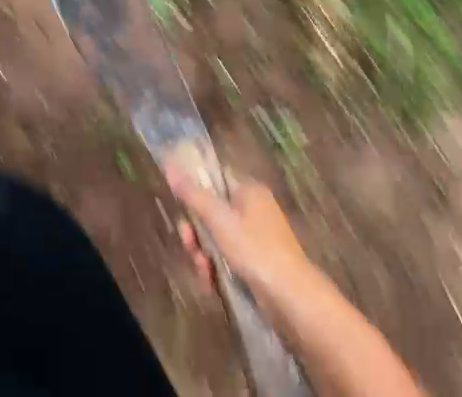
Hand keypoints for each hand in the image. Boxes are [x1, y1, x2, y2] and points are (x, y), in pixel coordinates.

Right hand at [166, 165, 319, 302]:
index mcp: (249, 191)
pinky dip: (215, 265)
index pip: (213, 177)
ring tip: (202, 268)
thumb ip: (192, 193)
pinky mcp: (256, 260)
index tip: (178, 204)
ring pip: (215, 235)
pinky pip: (226, 254)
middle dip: (195, 229)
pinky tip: (209, 279)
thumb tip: (168, 163)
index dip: (193, 188)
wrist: (293, 298)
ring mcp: (255, 236)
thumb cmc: (256, 250)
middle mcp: (253, 209)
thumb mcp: (218, 219)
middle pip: (210, 209)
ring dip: (202, 251)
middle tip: (188, 242)